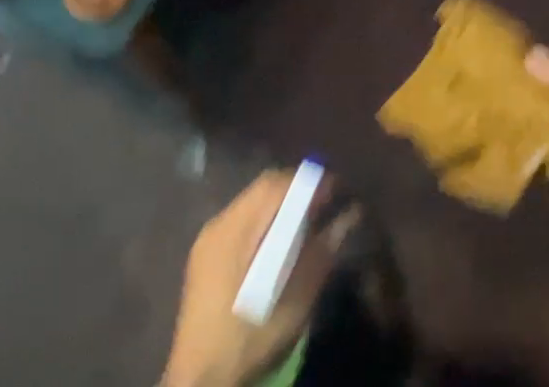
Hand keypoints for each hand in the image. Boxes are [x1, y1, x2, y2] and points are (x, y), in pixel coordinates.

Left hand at [162, 169, 357, 386]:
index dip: (309, 181)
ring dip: (283, 205)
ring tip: (311, 221)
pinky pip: (242, 220)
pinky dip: (267, 220)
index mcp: (234, 231)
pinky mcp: (207, 255)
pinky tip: (283, 241)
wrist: (200, 379)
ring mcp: (208, 240)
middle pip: (262, 189)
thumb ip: (320, 253)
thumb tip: (349, 216)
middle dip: (298, 190)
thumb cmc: (249, 338)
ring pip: (252, 203)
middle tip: (329, 204)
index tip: (338, 188)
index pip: (275, 185)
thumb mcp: (294, 301)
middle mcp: (218, 225)